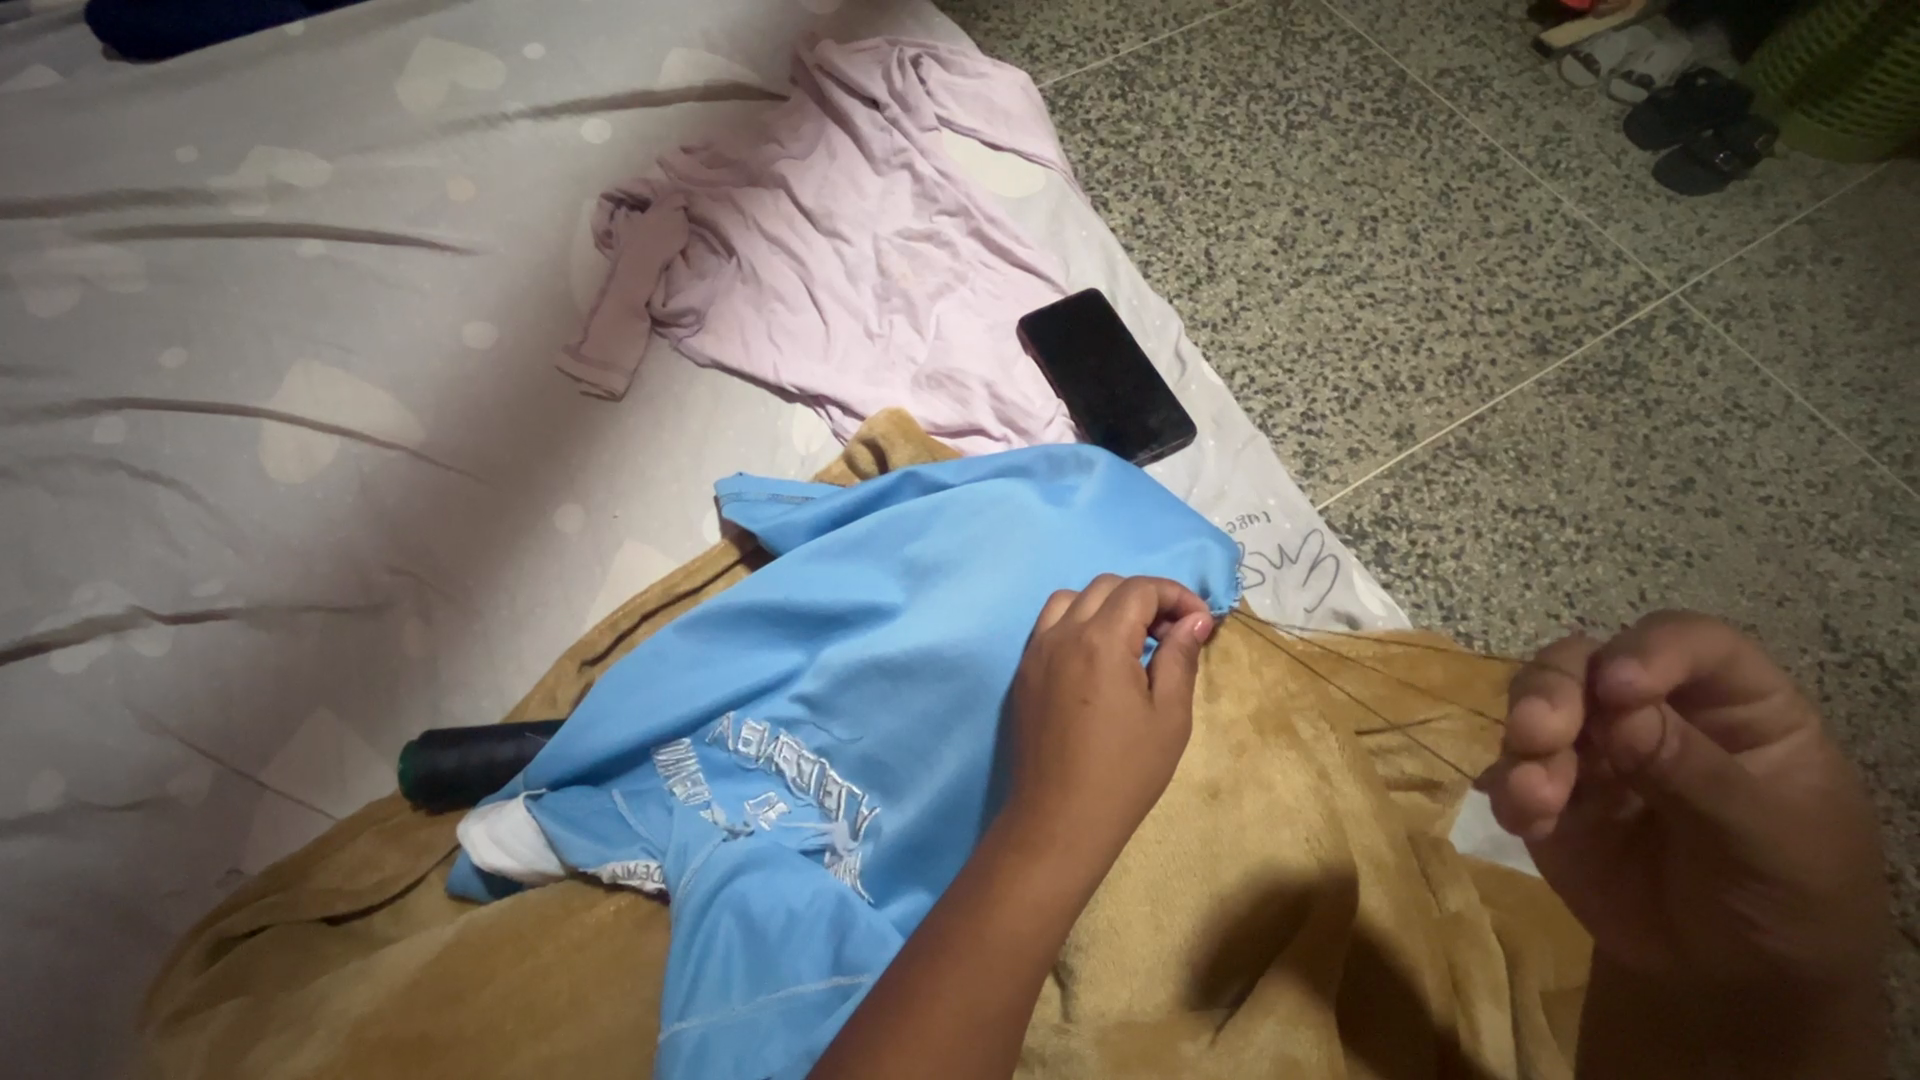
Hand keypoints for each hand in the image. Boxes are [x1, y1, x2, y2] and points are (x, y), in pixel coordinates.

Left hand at [1003, 574, 1214, 866]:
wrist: (1060, 817)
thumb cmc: (1124, 772)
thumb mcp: (1169, 717)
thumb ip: (1180, 658)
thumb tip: (1193, 621)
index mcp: (1100, 640)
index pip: (1140, 589)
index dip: (1176, 595)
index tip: (1200, 623)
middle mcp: (1062, 634)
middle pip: (1105, 586)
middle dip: (1145, 598)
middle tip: (1171, 634)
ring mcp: (1036, 651)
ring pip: (1070, 599)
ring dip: (1106, 605)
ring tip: (1132, 641)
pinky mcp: (1023, 672)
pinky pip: (1049, 626)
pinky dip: (1077, 623)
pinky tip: (1097, 659)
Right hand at [1480, 611, 1889, 989]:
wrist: (1728, 979)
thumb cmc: (1788, 901)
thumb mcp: (1768, 841)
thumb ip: (1694, 771)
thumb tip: (1616, 708)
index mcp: (1734, 708)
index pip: (1690, 643)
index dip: (1650, 651)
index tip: (1616, 689)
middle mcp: (1655, 711)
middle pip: (1588, 661)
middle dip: (1553, 690)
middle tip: (1536, 732)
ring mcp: (1593, 746)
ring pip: (1537, 704)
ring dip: (1526, 742)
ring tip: (1536, 796)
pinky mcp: (1548, 786)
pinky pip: (1511, 767)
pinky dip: (1511, 790)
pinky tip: (1527, 824)